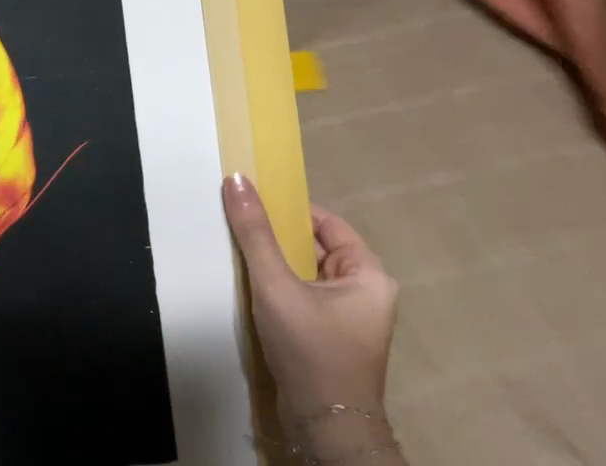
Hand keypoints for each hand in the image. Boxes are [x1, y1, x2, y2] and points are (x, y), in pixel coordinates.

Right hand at [223, 174, 400, 458]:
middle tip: (238, 223)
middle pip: (315, 246)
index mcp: (369, 275)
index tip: (252, 201)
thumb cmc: (311, 349)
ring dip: (275, 262)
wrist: (324, 426)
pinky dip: (278, 286)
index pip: (327, 223)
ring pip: (306, 272)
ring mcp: (350, 316)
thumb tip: (236, 180)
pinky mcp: (331, 335)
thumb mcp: (276, 286)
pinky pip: (303, 295)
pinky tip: (250, 285)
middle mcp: (366, 291)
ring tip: (238, 251)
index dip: (290, 209)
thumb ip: (255, 233)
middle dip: (277, 236)